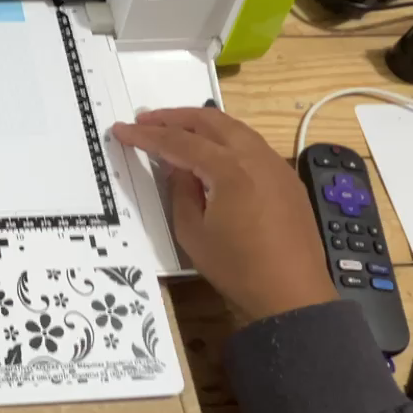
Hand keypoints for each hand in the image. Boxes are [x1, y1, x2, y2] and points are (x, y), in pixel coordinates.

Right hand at [112, 108, 336, 324]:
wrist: (291, 295)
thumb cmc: (236, 268)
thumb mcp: (192, 232)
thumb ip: (181, 191)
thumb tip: (179, 168)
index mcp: (229, 170)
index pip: (179, 142)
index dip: (146, 135)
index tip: (121, 129)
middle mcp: (256, 157)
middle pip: (210, 121)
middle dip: (175, 117)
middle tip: (145, 120)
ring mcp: (276, 165)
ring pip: (234, 129)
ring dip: (201, 125)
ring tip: (174, 131)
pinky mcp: (286, 179)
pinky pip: (250, 145)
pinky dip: (224, 139)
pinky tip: (210, 152)